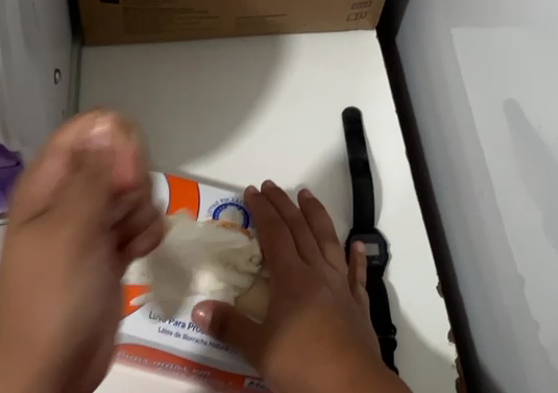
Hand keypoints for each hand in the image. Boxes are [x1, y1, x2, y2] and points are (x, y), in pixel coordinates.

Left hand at [0, 111, 164, 392]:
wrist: (46, 372)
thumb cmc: (50, 298)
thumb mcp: (69, 229)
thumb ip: (93, 173)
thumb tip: (110, 121)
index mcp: (49, 183)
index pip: (88, 129)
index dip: (115, 140)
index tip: (127, 170)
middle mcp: (70, 197)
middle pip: (119, 157)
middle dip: (132, 182)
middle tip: (120, 213)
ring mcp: (91, 226)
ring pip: (134, 191)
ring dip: (141, 213)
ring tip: (125, 242)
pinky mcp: (110, 253)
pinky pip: (141, 224)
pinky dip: (145, 236)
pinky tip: (136, 256)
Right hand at [191, 181, 405, 392]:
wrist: (352, 385)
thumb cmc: (302, 364)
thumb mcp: (258, 350)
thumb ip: (230, 326)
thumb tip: (199, 308)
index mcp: (291, 278)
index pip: (274, 234)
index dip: (263, 210)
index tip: (252, 191)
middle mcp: (316, 273)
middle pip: (299, 229)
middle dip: (284, 205)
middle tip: (272, 185)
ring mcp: (340, 285)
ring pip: (327, 240)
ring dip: (316, 215)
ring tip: (308, 195)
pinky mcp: (358, 304)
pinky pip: (356, 273)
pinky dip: (355, 256)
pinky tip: (355, 244)